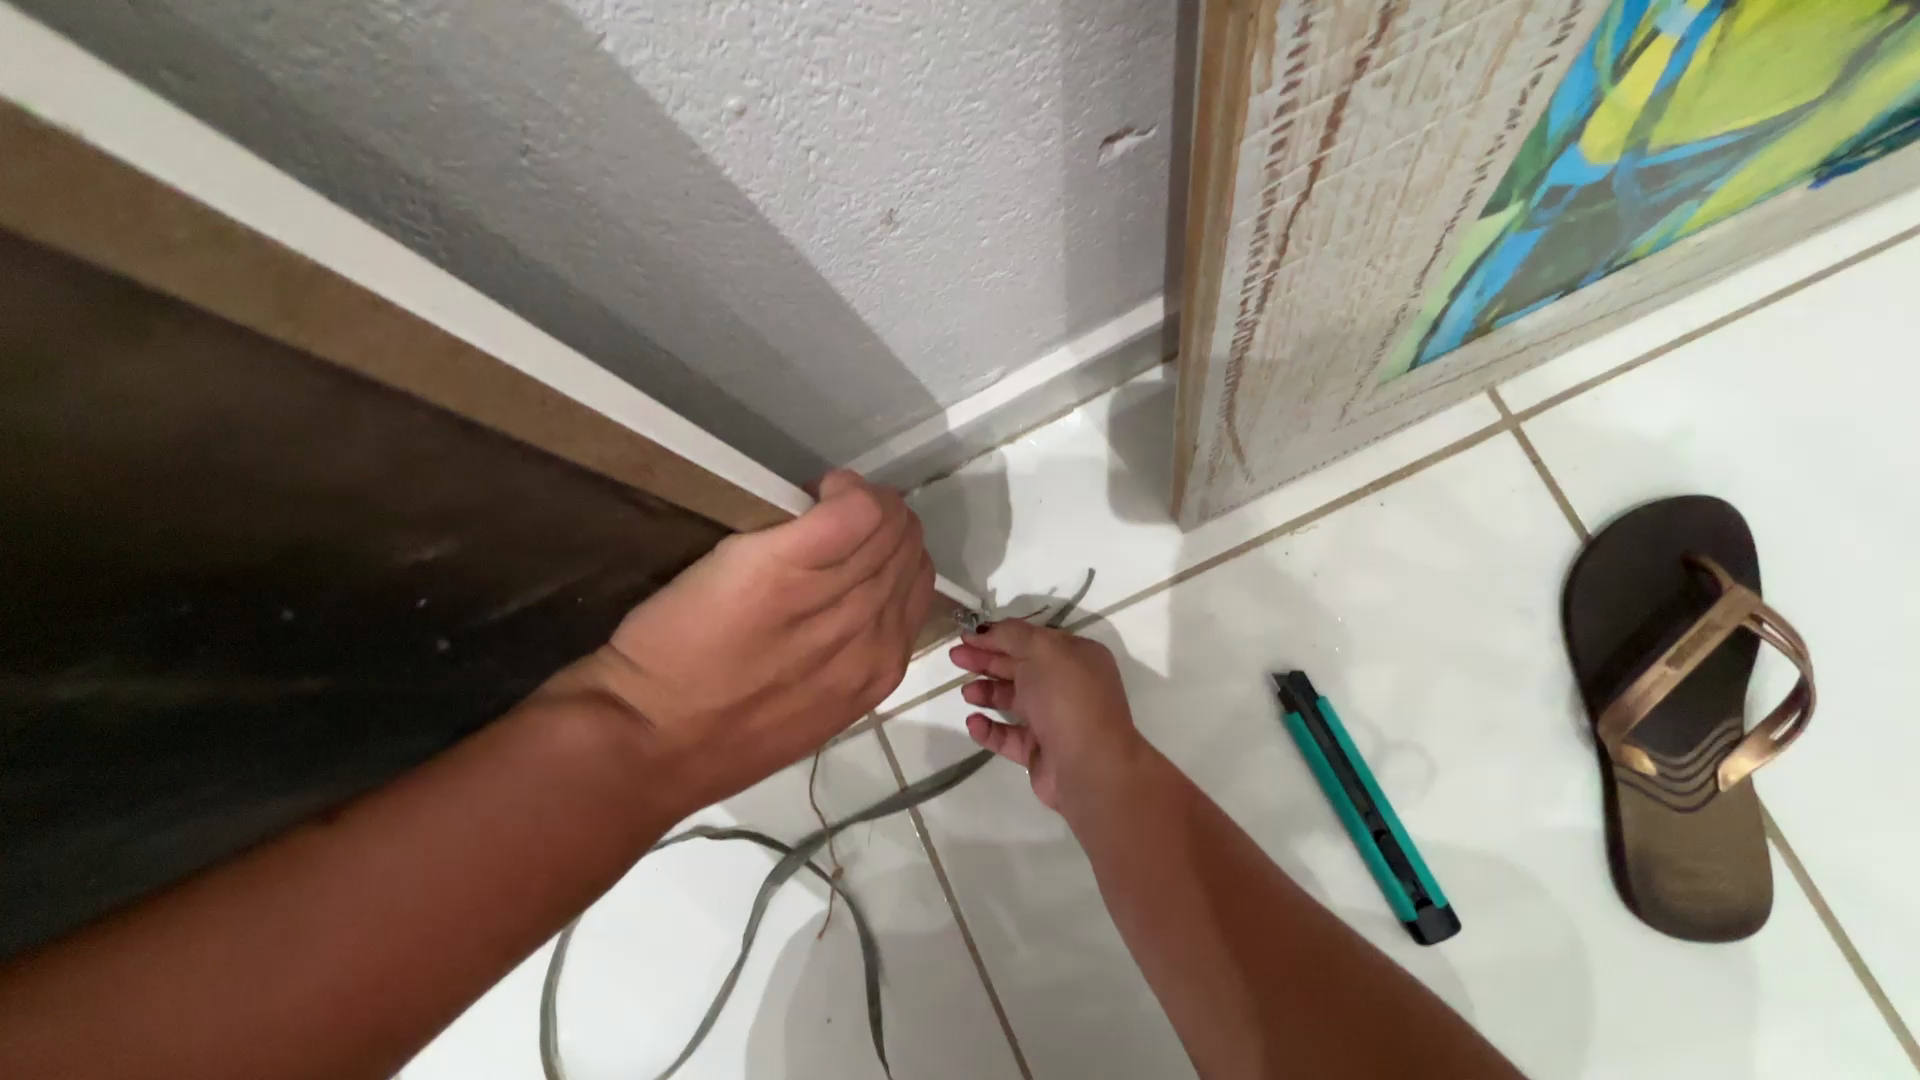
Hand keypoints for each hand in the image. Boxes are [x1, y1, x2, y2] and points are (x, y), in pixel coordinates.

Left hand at [549, 470, 933, 814]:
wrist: (652, 741)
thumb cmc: (722, 731)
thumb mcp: (813, 706)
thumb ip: (847, 654)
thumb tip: (852, 594)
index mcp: (882, 667)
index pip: (919, 577)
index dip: (890, 550)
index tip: (850, 546)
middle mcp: (874, 631)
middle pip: (909, 545)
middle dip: (882, 521)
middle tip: (832, 520)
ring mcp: (834, 599)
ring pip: (888, 522)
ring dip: (862, 501)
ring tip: (819, 506)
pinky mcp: (787, 567)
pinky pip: (852, 512)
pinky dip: (843, 490)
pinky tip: (816, 492)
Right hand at [948, 619, 1147, 812]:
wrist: (1088, 765)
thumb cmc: (1068, 698)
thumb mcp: (1042, 650)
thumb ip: (1011, 634)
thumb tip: (984, 630)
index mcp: (1076, 657)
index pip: (1033, 639)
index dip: (1000, 635)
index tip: (967, 635)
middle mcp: (1067, 685)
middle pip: (1020, 667)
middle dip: (986, 660)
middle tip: (955, 657)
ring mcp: (1054, 720)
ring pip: (1013, 700)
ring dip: (987, 692)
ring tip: (966, 693)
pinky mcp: (1039, 751)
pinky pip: (1008, 735)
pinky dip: (989, 728)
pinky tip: (973, 723)